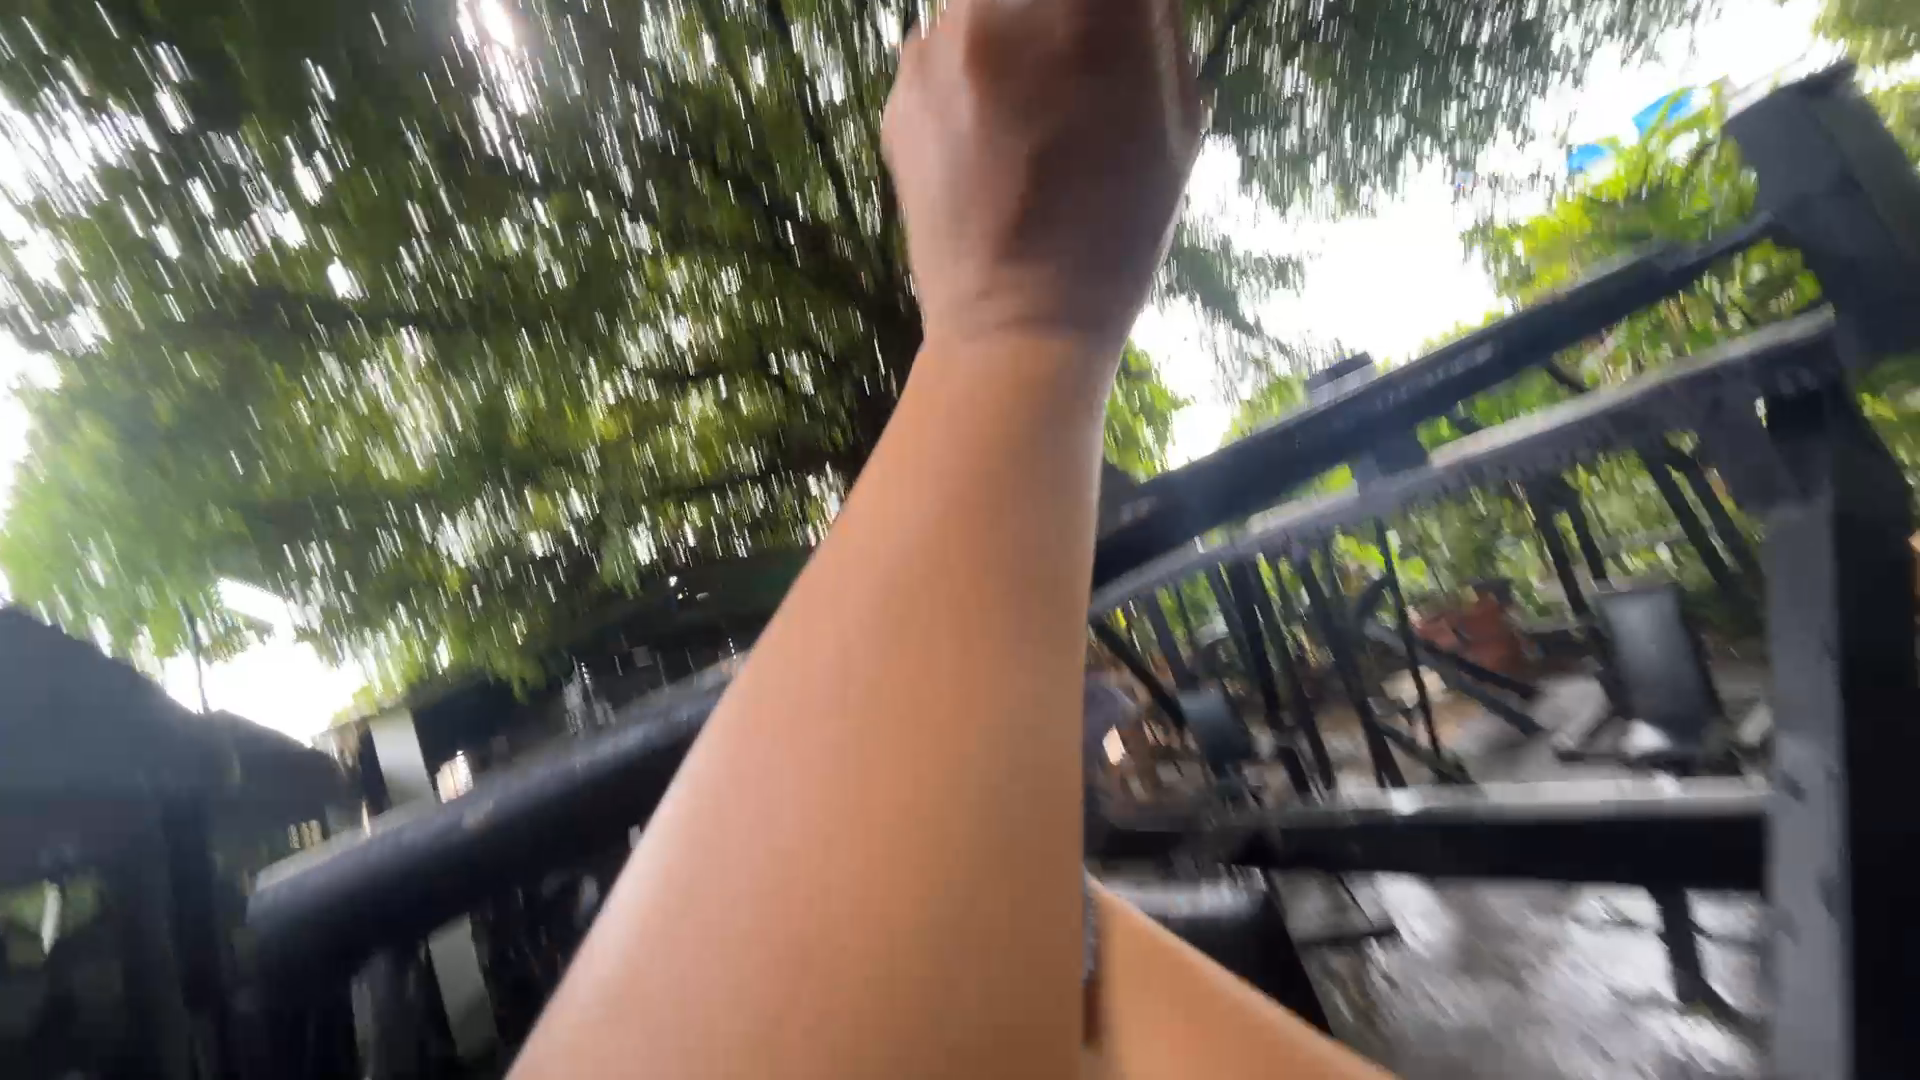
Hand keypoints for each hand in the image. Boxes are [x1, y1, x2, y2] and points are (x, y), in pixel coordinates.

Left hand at [883, 0, 1202, 361]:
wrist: (1015, 325)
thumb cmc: (1117, 238)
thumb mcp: (1177, 125)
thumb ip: (1150, 29)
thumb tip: (1122, 0)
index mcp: (1094, 4)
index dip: (1098, 9)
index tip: (1100, 34)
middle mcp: (1003, 0)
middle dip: (1051, 18)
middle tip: (1064, 79)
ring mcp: (939, 48)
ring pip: (980, 6)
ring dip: (1005, 38)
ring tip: (1021, 123)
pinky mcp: (897, 97)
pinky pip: (939, 57)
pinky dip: (964, 83)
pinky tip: (980, 149)